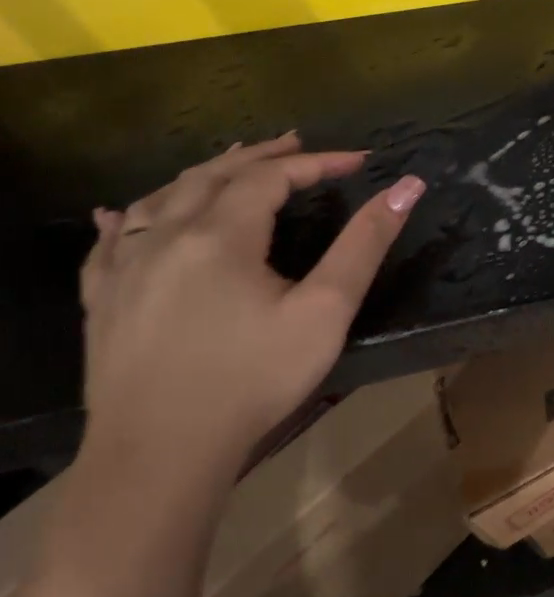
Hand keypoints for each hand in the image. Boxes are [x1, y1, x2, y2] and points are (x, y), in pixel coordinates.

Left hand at [79, 133, 424, 477]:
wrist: (161, 452)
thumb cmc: (256, 377)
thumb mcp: (327, 309)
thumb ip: (366, 242)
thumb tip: (408, 186)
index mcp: (220, 238)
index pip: (269, 178)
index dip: (315, 162)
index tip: (360, 161)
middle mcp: (164, 240)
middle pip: (209, 178)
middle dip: (258, 157)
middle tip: (299, 145)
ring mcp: (124, 271)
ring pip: (158, 201)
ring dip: (201, 175)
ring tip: (234, 166)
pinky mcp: (104, 302)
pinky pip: (109, 242)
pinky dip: (128, 216)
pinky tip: (123, 213)